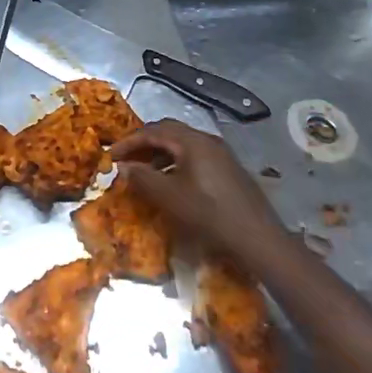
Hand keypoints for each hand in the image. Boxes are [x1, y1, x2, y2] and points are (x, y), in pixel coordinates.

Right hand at [109, 119, 286, 261]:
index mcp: (192, 141)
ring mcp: (222, 154)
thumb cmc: (210, 213)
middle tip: (126, 157)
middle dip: (144, 142)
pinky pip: (195, 155)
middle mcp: (208, 140)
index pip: (152, 131)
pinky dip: (176, 161)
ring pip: (182, 144)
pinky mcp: (230, 169)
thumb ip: (141, 177)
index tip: (111, 156)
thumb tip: (123, 167)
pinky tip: (171, 181)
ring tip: (146, 170)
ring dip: (160, 153)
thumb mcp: (168, 196)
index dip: (128, 142)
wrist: (260, 240)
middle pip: (168, 131)